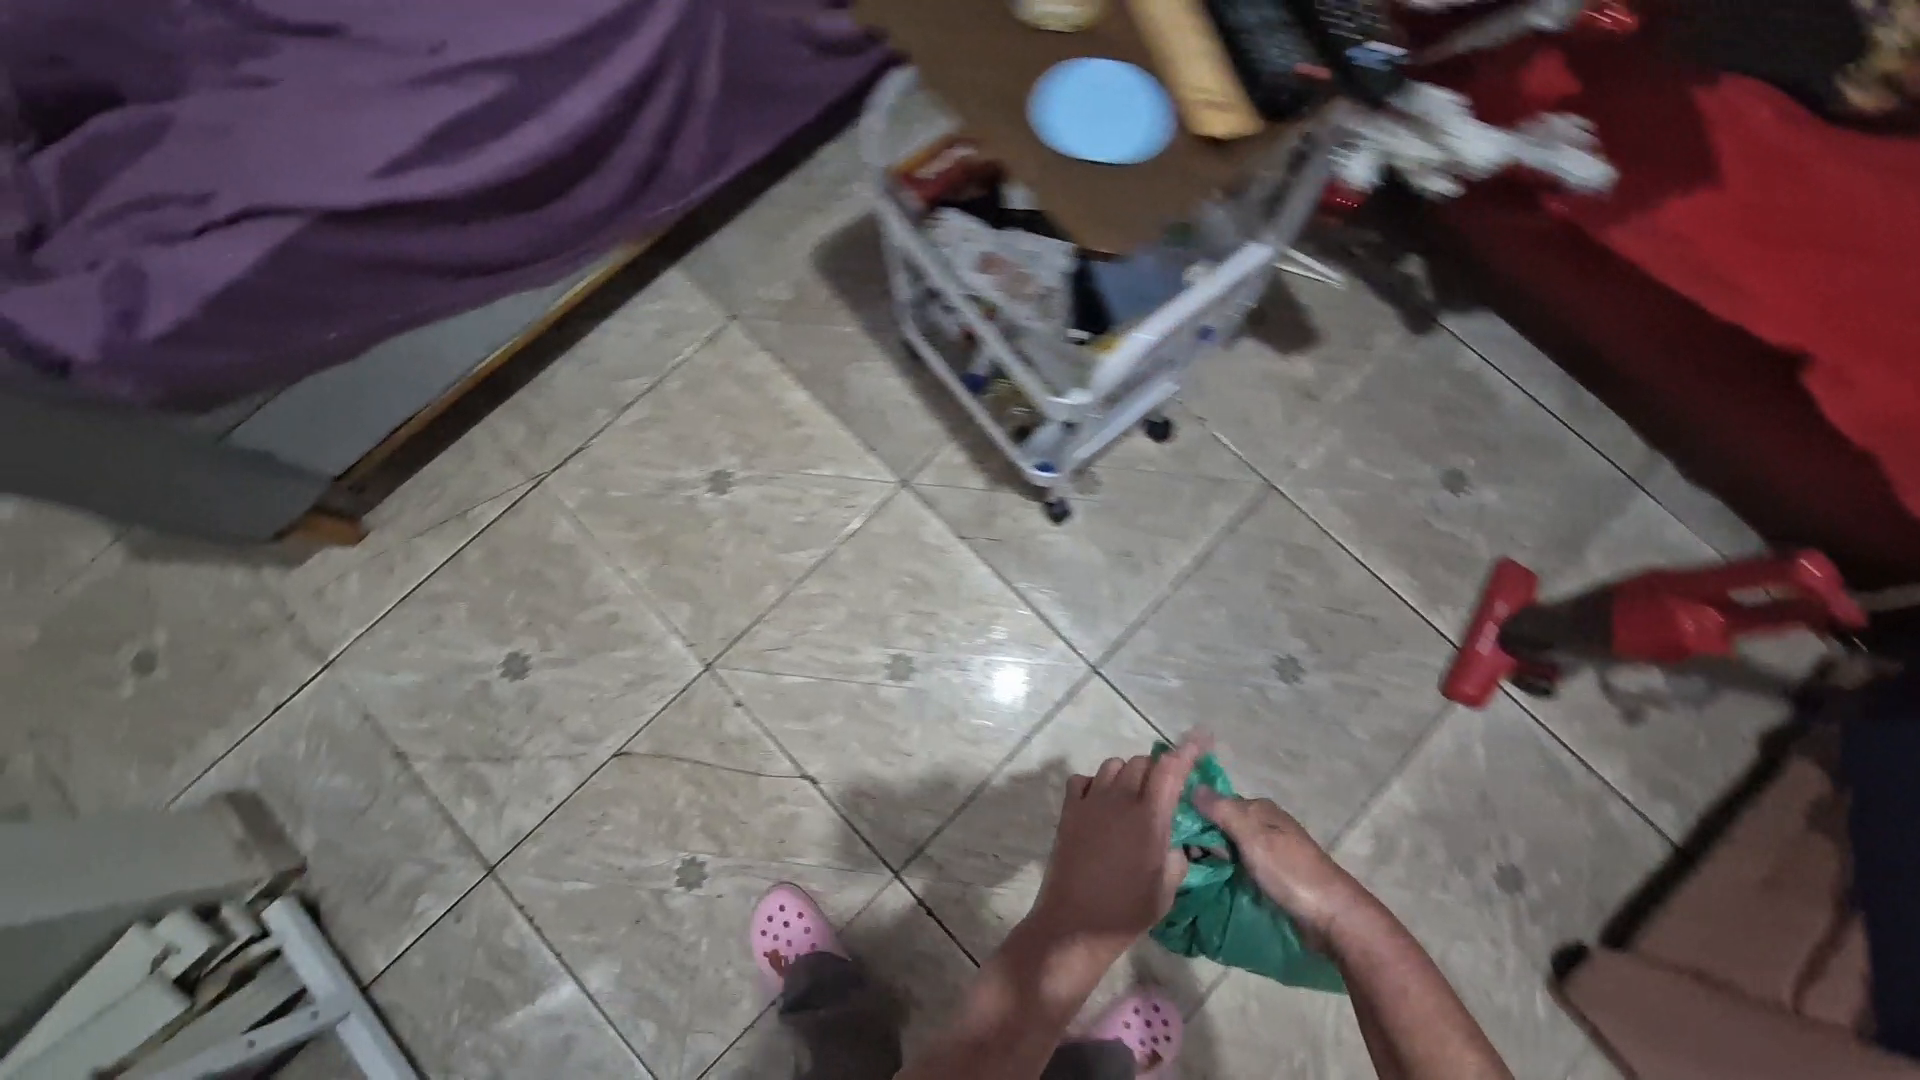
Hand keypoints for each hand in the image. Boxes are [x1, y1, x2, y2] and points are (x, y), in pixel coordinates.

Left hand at [1028, 738, 1207, 958]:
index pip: (1171, 769)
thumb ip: (1177, 857)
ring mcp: (1090, 802)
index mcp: (1149, 817)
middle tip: (1163, 794)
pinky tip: (1101, 805)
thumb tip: (1177, 843)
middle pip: (1142, 763)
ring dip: (1127, 775)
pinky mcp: (1068, 811)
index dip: (1187, 751)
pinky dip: (1095, 784)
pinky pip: (1083, 781)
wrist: (1074, 923)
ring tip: (1132, 799)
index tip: (1201, 738)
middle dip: (1157, 771)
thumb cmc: (1127, 911)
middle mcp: (1120, 800)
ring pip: (1113, 766)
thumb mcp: (1167, 889)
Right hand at [1191, 788, 1367, 948]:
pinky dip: (1226, 872)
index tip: (1176, 836)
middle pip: (1221, 825)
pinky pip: (1239, 867)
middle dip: (1202, 840)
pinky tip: (1213, 881)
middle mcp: (1264, 825)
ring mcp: (1269, 851)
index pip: (1217, 803)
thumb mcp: (1253, 836)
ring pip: (1229, 848)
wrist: (1331, 917)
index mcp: (1260, 809)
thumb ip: (1222, 810)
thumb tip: (1192, 786)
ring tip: (1194, 873)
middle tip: (1186, 860)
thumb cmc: (1290, 871)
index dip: (1196, 816)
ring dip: (1212, 858)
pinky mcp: (1271, 876)